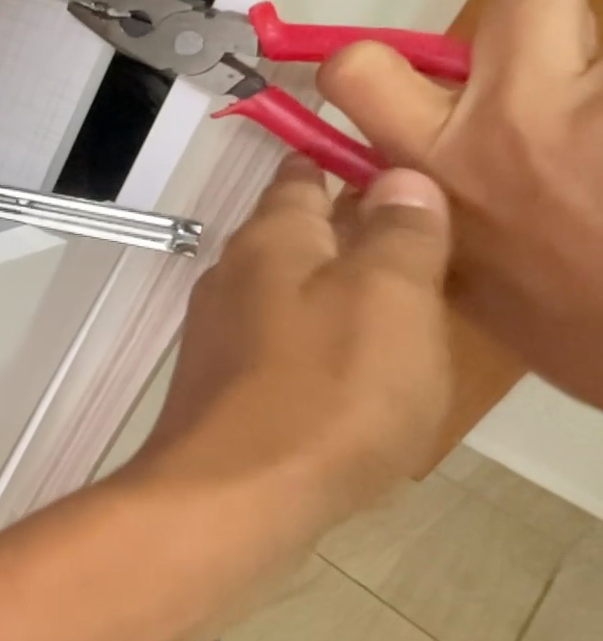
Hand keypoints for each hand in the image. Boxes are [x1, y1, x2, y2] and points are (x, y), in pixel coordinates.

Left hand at [136, 157, 454, 519]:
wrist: (237, 484)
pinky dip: (318, 322)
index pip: (299, 179)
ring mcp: (222, 324)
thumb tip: (395, 176)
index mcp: (269, 241)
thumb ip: (395, 236)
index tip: (388, 156)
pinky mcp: (228, 372)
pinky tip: (354, 346)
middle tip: (418, 224)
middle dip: (346, 221)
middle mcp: (233, 273)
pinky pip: (280, 328)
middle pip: (292, 230)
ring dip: (334, 274)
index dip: (340, 162)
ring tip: (400, 282)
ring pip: (286, 280)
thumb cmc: (325, 388)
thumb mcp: (386, 299)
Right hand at [318, 0, 602, 405]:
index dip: (383, 69)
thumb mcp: (459, 279)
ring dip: (597, 72)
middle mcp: (513, 116)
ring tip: (600, 132)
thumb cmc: (571, 334)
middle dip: (536, 35)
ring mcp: (602, 106)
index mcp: (434, 162)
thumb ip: (419, 218)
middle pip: (520, 3)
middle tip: (543, 86)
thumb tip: (396, 193)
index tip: (413, 94)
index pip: (357, 66)